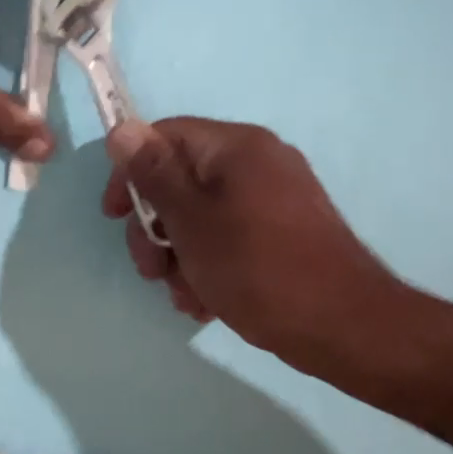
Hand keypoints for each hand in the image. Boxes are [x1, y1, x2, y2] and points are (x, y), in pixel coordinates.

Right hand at [103, 117, 404, 364]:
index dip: (130, 173)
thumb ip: (153, 174)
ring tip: (185, 296)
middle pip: (178, 182)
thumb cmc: (256, 267)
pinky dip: (207, 266)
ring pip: (198, 217)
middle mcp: (257, 163)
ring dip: (178, 257)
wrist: (339, 324)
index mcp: (237, 148)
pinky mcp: (280, 234)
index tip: (113, 217)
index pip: (164, 137)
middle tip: (151, 271)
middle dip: (154, 230)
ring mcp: (272, 200)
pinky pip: (226, 238)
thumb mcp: (191, 221)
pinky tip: (205, 301)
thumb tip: (121, 129)